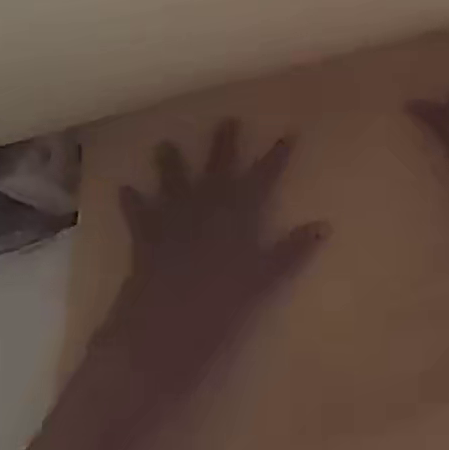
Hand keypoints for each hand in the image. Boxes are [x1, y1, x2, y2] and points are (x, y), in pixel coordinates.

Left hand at [100, 123, 327, 382]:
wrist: (162, 330)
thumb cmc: (222, 303)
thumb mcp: (266, 278)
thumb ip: (293, 249)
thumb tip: (325, 225)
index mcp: (241, 211)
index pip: (266, 174)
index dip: (278, 153)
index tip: (289, 132)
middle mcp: (209, 205)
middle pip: (220, 167)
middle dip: (225, 143)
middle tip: (227, 119)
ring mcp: (175, 218)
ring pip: (175, 182)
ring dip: (170, 163)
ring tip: (163, 143)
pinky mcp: (147, 238)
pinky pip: (138, 214)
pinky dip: (131, 201)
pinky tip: (123, 188)